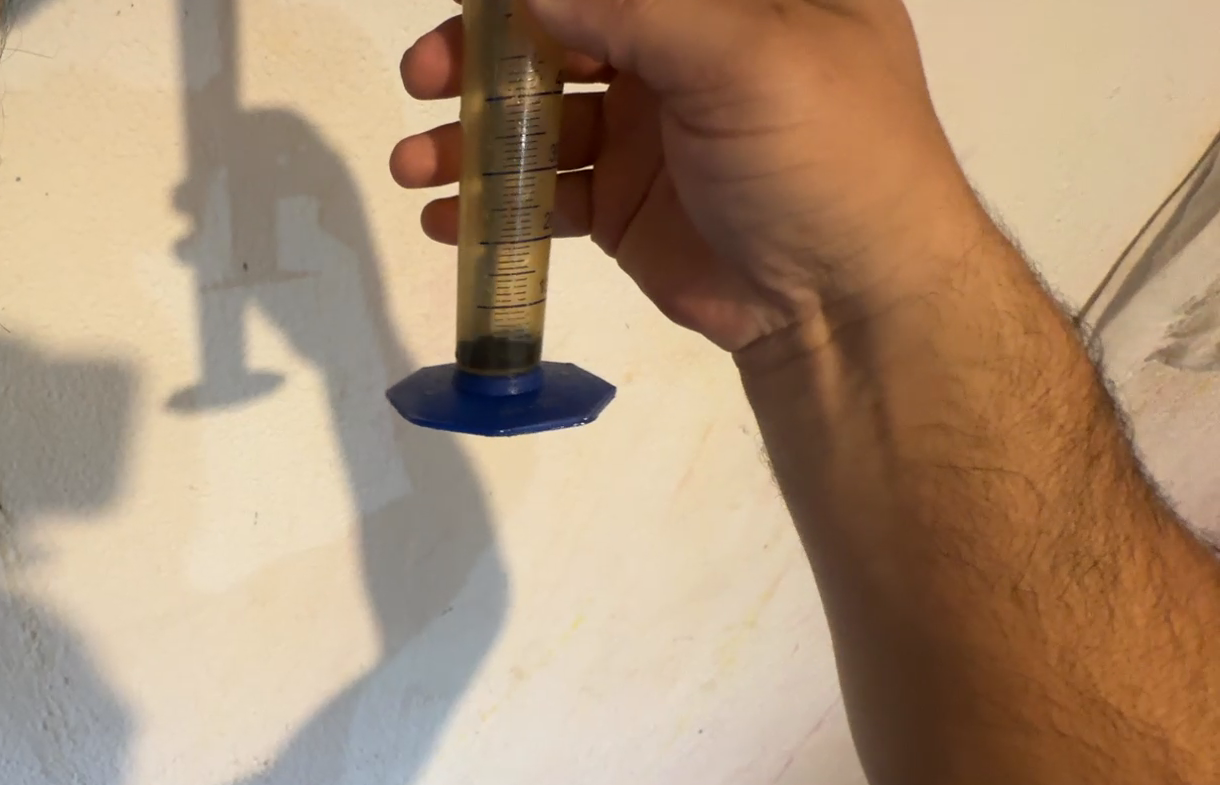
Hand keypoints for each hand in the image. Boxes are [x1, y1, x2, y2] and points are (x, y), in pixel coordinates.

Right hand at [391, 0, 993, 352]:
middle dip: (481, 62)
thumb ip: (639, 13)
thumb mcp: (746, 58)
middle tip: (421, 76)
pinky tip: (445, 220)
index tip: (465, 2)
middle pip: (555, 47)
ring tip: (411, 166)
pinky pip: (540, 200)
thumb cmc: (820, 155)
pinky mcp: (614, 207)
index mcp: (719, 1)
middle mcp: (670, 60)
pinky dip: (492, 211)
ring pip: (535, 129)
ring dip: (469, 146)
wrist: (833, 295)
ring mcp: (637, 138)